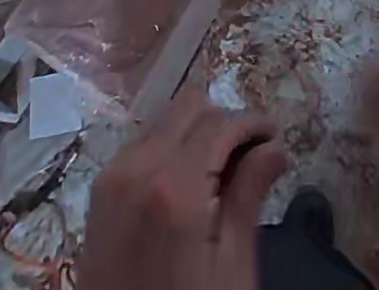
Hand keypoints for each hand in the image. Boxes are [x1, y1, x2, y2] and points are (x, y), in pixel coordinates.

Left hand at [75, 91, 288, 289]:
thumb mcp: (232, 271)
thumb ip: (249, 197)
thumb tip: (275, 147)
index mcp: (174, 189)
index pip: (222, 123)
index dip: (254, 124)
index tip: (277, 140)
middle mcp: (138, 168)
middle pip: (191, 105)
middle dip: (225, 122)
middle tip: (251, 157)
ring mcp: (113, 176)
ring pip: (166, 117)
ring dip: (198, 131)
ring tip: (223, 171)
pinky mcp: (101, 189)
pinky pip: (145, 140)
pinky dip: (173, 145)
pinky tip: (190, 182)